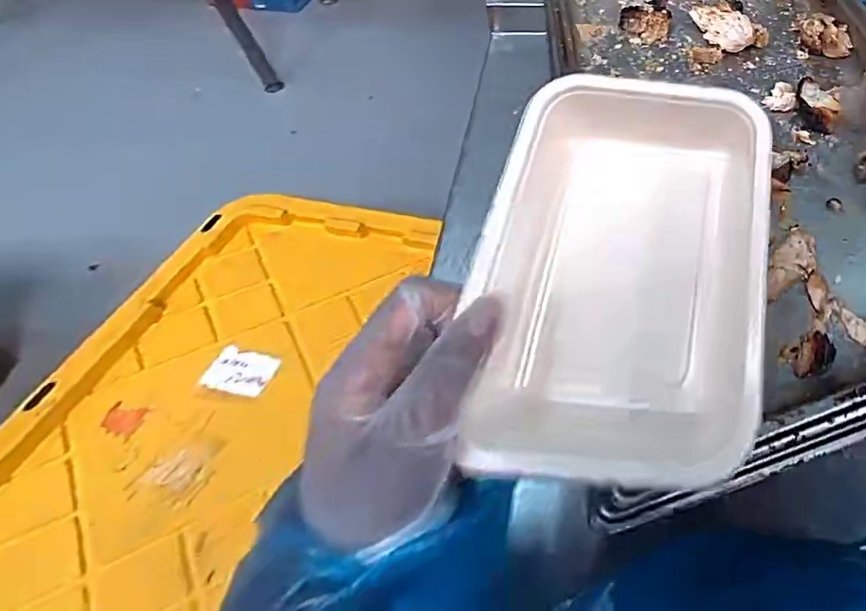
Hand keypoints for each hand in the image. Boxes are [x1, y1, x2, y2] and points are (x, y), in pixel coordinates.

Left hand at [301, 279, 500, 551]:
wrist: (364, 566)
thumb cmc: (375, 494)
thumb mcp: (411, 428)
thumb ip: (449, 366)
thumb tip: (493, 304)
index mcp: (362, 365)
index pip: (412, 300)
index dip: (453, 303)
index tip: (486, 333)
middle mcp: (381, 372)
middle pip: (435, 322)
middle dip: (473, 335)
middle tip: (502, 360)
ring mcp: (402, 397)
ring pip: (451, 351)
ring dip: (479, 362)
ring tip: (503, 382)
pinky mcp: (424, 418)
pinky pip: (457, 380)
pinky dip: (479, 384)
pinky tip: (494, 403)